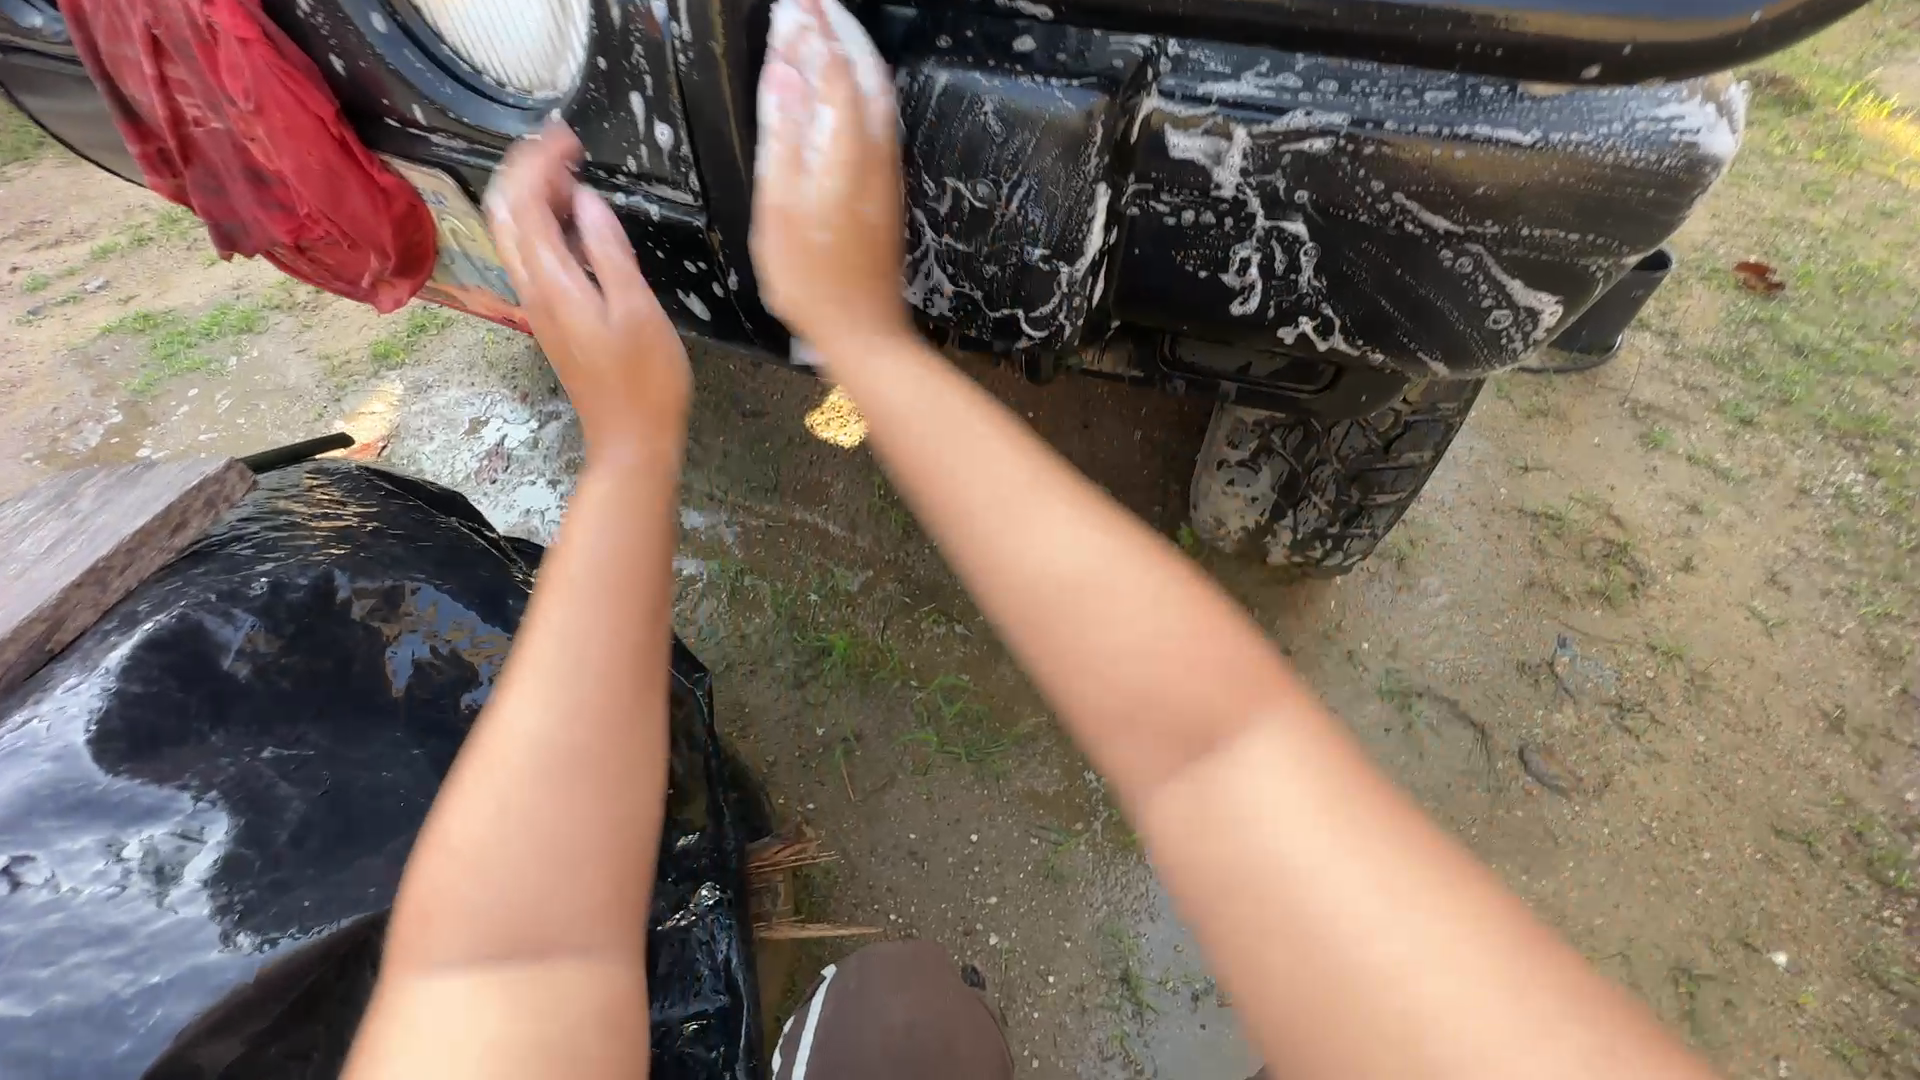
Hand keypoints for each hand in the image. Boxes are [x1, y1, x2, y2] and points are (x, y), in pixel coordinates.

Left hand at [485, 123, 691, 459]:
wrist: (631, 439)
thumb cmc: (646, 381)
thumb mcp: (638, 311)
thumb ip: (609, 252)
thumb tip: (586, 202)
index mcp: (552, 282)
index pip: (524, 202)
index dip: (539, 161)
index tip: (569, 138)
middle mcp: (533, 289)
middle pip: (506, 213)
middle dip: (526, 171)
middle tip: (566, 151)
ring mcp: (539, 306)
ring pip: (515, 235)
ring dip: (534, 198)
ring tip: (573, 180)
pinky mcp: (553, 320)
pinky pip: (534, 258)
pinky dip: (546, 228)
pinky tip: (577, 228)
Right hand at [750, 0, 912, 360]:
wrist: (864, 332)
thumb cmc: (813, 282)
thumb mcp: (780, 211)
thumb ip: (783, 138)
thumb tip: (783, 76)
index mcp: (847, 151)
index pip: (834, 69)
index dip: (814, 30)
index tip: (795, 1)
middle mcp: (876, 156)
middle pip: (867, 75)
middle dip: (841, 32)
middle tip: (814, 5)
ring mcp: (887, 176)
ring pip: (880, 99)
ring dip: (856, 60)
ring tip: (830, 34)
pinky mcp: (888, 196)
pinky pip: (881, 126)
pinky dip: (863, 94)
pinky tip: (848, 96)